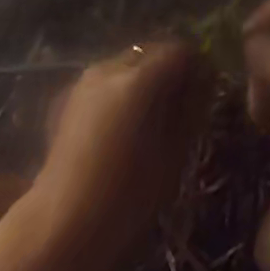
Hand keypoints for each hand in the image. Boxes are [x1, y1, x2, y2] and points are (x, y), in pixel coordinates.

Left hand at [33, 42, 205, 243]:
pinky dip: (122, 88)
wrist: (64, 220)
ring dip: (144, 77)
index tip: (205, 86)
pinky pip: (106, 79)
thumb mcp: (173, 153)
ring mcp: (85, 79)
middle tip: (182, 101)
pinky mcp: (69, 94)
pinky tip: (124, 122)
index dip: (195, 63)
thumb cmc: (128, 193)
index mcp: (138, 79)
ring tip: (153, 114)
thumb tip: (204, 79)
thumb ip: (191, 108)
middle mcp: (110, 67)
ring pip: (126, 63)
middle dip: (168, 68)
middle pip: (149, 52)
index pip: (177, 50)